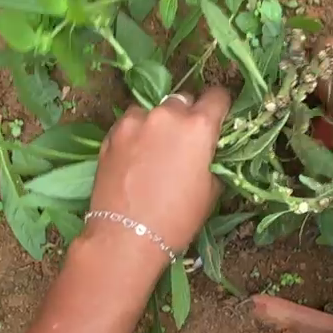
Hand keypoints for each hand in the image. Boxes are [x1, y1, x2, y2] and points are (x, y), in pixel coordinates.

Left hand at [81, 88, 231, 273]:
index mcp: (198, 126)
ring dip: (159, 123)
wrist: (126, 236)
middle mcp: (167, 114)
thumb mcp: (210, 190)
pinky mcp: (112, 133)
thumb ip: (212, 159)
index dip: (221, 107)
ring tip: (155, 149)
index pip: (218, 96)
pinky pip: (130, 124)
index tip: (218, 119)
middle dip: (188, 115)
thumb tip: (208, 152)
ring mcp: (135, 121)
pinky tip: (135, 157)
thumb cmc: (177, 219)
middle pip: (184, 99)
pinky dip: (136, 133)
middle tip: (185, 141)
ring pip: (154, 110)